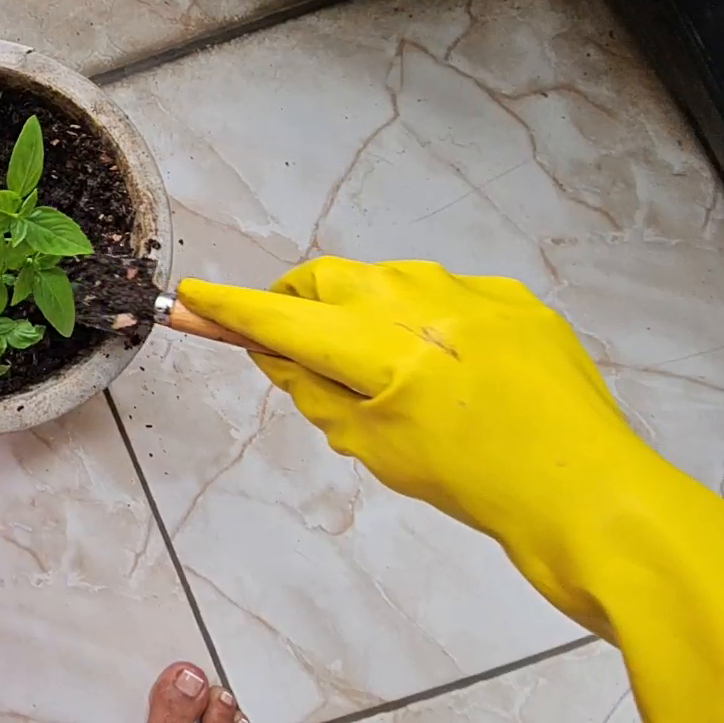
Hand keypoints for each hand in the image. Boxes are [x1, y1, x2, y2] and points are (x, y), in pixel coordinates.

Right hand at [177, 259, 657, 604]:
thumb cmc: (464, 478)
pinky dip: (421, 314)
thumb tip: (268, 347)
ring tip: (392, 361)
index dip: (225, 307)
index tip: (186, 296)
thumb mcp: (361, 439)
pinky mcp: (514, 298)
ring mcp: (469, 292)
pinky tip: (451, 362)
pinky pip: (439, 290)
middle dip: (298, 304)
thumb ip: (304, 383)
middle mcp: (415, 300)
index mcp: (373, 343)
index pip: (274, 315)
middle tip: (308, 350)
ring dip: (360, 306)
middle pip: (321, 279)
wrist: (594, 500)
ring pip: (378, 278)